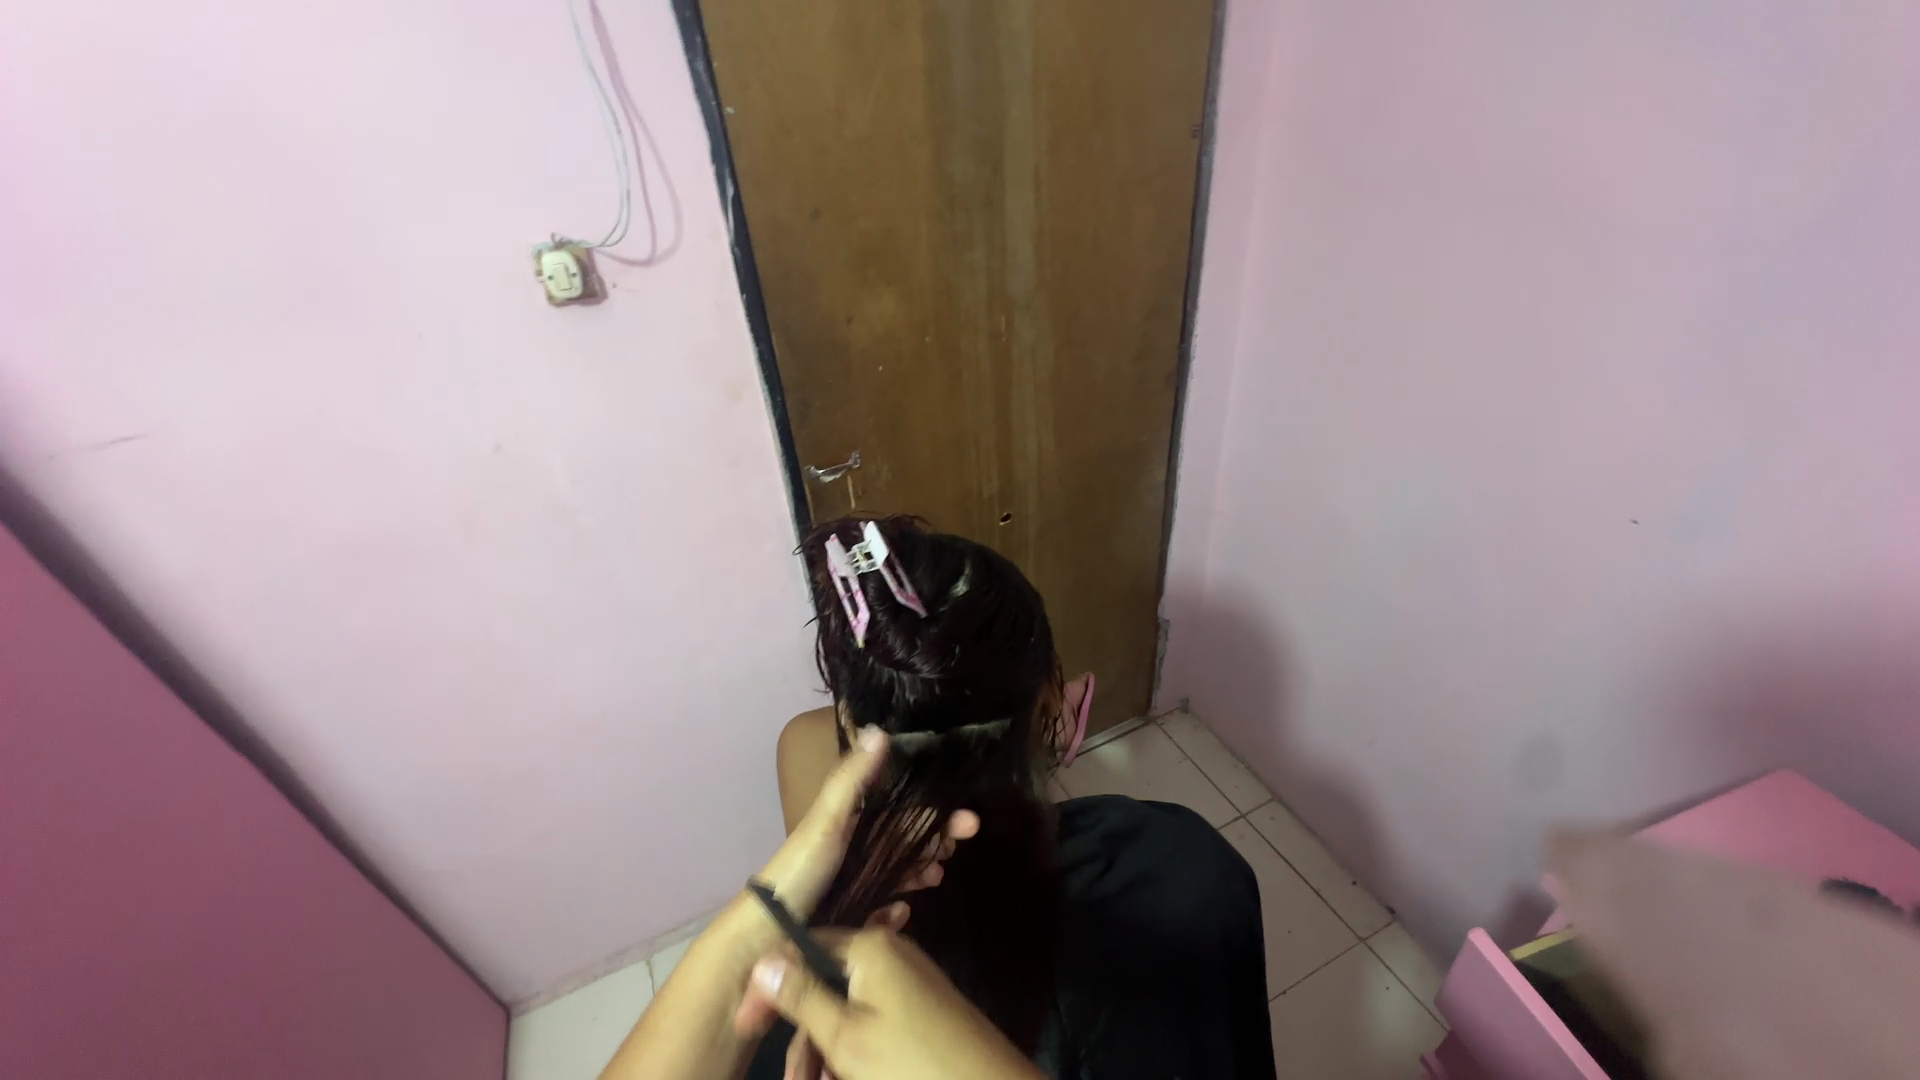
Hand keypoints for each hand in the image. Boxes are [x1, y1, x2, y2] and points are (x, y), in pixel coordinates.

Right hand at [737, 927, 1042, 1079]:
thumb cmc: (910, 1063)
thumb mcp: (846, 1035)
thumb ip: (803, 994)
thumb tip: (763, 957)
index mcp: (871, 946)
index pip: (805, 944)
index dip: (772, 982)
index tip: (746, 1024)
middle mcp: (889, 953)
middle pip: (825, 984)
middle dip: (805, 1036)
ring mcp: (907, 981)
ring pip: (847, 1011)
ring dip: (826, 1053)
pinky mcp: (919, 1010)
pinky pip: (873, 1023)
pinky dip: (854, 1053)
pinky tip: (843, 1078)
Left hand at [755, 727, 978, 919]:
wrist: (763, 938)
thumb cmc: (798, 870)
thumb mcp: (826, 818)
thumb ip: (853, 778)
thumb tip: (880, 729)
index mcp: (850, 821)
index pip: (904, 809)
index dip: (937, 812)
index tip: (968, 818)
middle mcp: (855, 849)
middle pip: (907, 840)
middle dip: (936, 841)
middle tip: (955, 849)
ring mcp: (854, 884)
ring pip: (901, 872)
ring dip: (922, 870)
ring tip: (936, 876)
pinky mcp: (852, 918)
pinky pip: (885, 910)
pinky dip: (897, 909)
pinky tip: (901, 911)